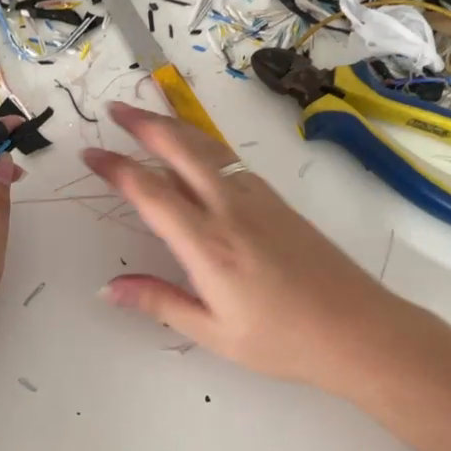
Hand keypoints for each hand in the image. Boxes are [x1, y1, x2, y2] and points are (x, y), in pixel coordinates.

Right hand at [82, 102, 411, 387]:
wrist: (361, 331)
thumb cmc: (282, 340)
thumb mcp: (212, 332)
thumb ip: (158, 302)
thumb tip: (108, 289)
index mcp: (207, 244)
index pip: (150, 193)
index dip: (116, 168)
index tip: (89, 155)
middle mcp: (230, 210)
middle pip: (181, 151)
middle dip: (145, 125)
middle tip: (116, 110)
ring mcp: (257, 200)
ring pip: (208, 148)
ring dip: (174, 128)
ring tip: (148, 117)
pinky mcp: (276, 202)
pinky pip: (230, 161)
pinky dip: (202, 144)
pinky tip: (195, 149)